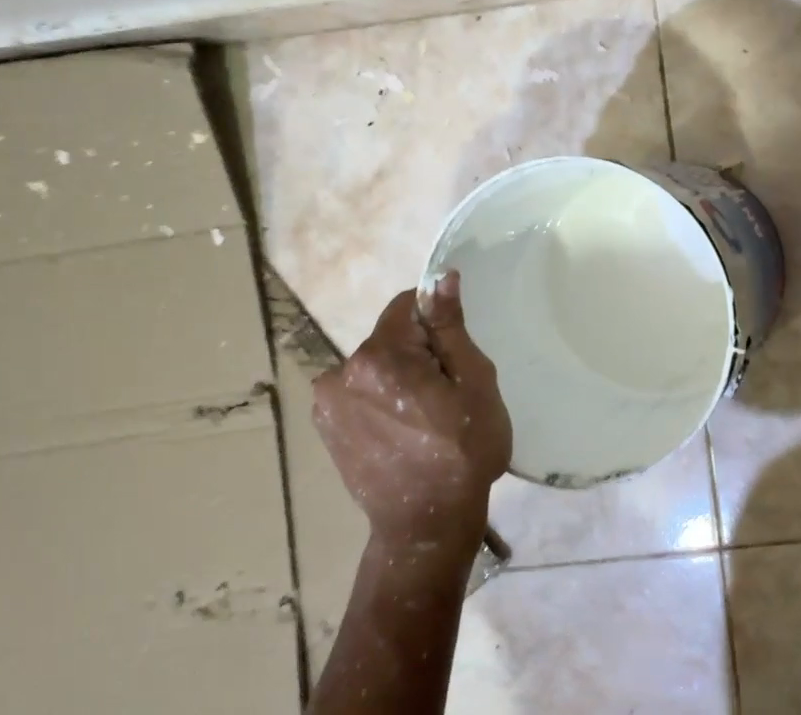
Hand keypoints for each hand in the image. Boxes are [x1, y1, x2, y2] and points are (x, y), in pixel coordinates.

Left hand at [312, 272, 512, 548]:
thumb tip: (442, 279)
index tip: (458, 353)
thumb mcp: (474, 382)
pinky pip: (362, 393)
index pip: (408, 306)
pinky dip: (384, 400)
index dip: (438, 321)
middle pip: (391, 339)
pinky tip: (406, 431)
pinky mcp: (325, 428)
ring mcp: (327, 404)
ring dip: (401, 378)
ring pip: (377, 367)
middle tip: (450, 394)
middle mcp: (340, 373)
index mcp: (378, 357)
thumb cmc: (464, 450)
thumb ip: (451, 328)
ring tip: (428, 417)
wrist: (427, 522)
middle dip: (421, 353)